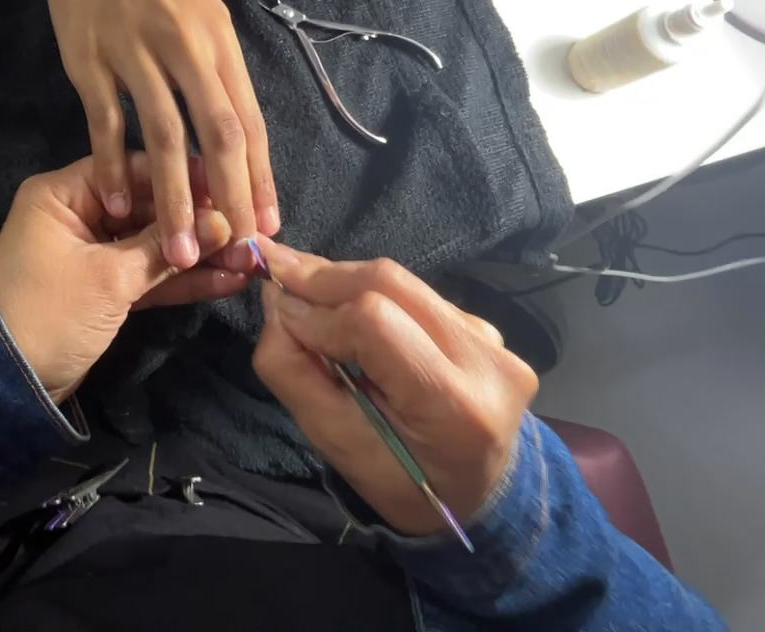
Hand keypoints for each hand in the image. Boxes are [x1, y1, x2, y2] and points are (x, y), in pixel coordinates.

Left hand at [0, 154, 255, 401]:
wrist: (6, 387)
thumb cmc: (49, 314)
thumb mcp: (108, 277)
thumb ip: (165, 247)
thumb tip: (222, 223)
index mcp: (64, 194)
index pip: (132, 171)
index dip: (182, 179)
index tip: (231, 189)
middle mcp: (78, 214)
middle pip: (148, 207)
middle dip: (197, 223)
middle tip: (249, 231)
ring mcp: (94, 252)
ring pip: (154, 244)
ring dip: (197, 254)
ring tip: (250, 259)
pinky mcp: (105, 287)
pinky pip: (148, 274)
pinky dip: (181, 279)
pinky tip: (227, 281)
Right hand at [22, 0, 277, 271]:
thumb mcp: (202, 5)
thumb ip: (217, 65)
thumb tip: (232, 127)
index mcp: (218, 38)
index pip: (249, 119)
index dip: (259, 176)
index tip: (266, 224)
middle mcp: (185, 49)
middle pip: (217, 134)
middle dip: (230, 198)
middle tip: (235, 252)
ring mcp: (134, 56)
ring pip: (163, 139)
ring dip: (174, 199)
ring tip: (180, 249)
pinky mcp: (89, 62)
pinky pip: (105, 124)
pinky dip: (113, 167)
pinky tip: (120, 204)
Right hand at [250, 239, 537, 534]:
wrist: (480, 495)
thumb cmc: (401, 480)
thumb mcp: (336, 444)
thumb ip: (294, 371)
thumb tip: (275, 299)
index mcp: (454, 406)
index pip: (374, 323)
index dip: (318, 313)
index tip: (280, 313)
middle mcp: (484, 360)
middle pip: (386, 282)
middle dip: (322, 276)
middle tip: (276, 270)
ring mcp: (489, 338)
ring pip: (397, 279)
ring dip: (341, 278)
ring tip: (301, 284)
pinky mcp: (483, 325)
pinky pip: (411, 290)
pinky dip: (366, 290)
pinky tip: (343, 304)